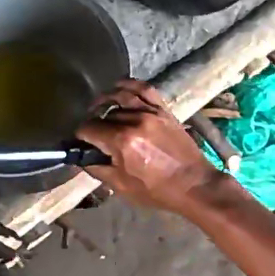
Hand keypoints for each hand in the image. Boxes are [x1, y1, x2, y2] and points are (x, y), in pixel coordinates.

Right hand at [75, 79, 230, 215]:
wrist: (194, 185)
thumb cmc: (157, 190)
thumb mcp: (122, 186)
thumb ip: (97, 168)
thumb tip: (82, 157)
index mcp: (122, 141)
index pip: (89, 129)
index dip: (80, 136)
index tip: (80, 143)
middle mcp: (135, 121)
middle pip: (103, 114)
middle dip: (93, 124)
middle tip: (92, 135)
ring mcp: (151, 112)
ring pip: (120, 97)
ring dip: (105, 100)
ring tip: (98, 107)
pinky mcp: (163, 110)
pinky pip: (144, 89)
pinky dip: (129, 85)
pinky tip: (118, 87)